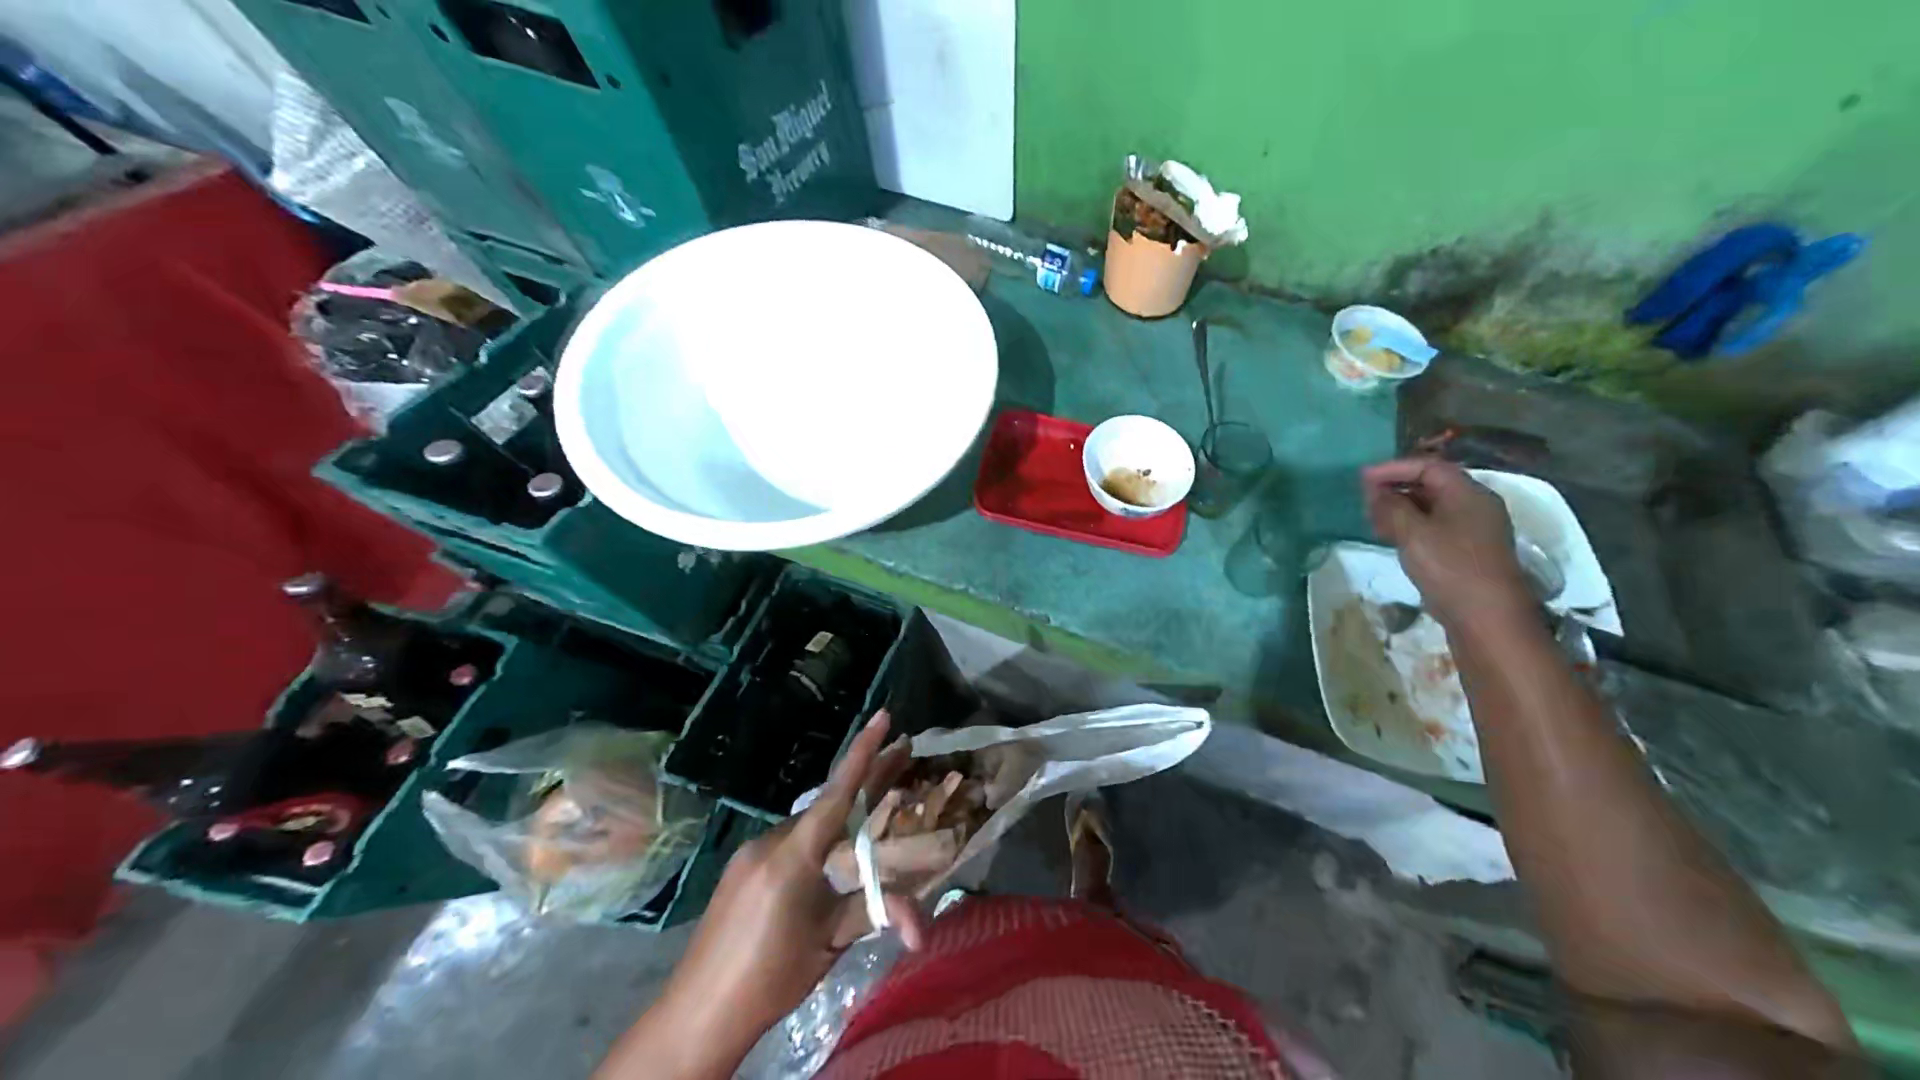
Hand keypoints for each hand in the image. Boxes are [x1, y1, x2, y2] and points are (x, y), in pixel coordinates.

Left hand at [608, 711, 926, 1079]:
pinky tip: (832, 853)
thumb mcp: (829, 943)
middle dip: (868, 780)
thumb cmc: (770, 977)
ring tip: (878, 808)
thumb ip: (875, 914)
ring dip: (844, 815)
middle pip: (828, 803)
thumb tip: (924, 925)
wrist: (699, 1012)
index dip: (864, 753)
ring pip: (809, 824)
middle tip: (903, 752)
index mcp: (794, 855)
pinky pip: (789, 840)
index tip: (883, 717)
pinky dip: (819, 837)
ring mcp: (751, 852)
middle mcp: (771, 841)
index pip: (838, 793)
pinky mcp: (741, 868)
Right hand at [1361, 459, 1533, 628]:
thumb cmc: (1450, 568)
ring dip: (1401, 508)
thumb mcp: (1412, 533)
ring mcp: (1474, 530)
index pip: (1428, 467)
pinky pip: (1436, 527)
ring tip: (1373, 518)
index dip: (1393, 469)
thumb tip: (1375, 492)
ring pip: (1433, 507)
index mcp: (1468, 494)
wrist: (1487, 617)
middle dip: (1396, 488)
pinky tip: (1392, 537)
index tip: (1361, 478)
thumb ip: (1390, 507)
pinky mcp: (1468, 552)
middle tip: (1365, 498)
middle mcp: (1476, 506)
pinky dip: (1412, 525)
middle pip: (1432, 485)